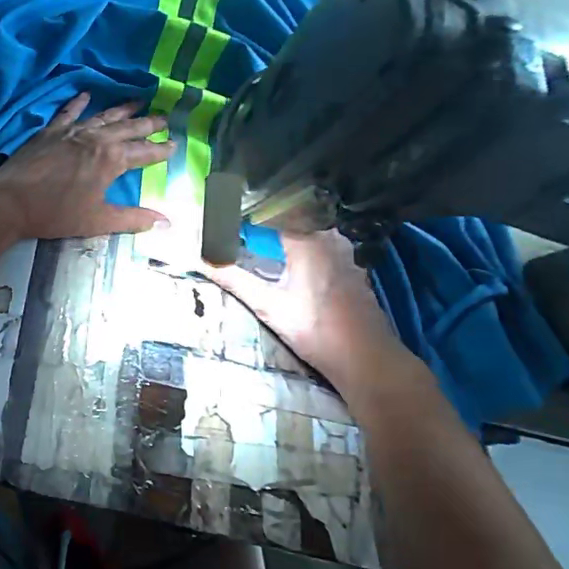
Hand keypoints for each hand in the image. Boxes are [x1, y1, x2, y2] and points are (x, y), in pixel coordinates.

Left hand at [0, 93, 171, 238]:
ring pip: (103, 116)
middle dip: (148, 122)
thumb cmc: (55, 213)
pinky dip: (78, 102)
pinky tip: (85, 95)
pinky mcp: (50, 131)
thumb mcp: (98, 221)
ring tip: (138, 100)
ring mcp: (71, 131)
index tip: (175, 144)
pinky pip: (68, 111)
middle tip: (164, 116)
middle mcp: (96, 139)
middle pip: (128, 127)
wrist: (10, 200)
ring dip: (122, 109)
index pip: (144, 152)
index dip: (161, 149)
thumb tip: (166, 223)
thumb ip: (134, 219)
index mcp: (111, 160)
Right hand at [205, 230, 412, 390]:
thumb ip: (235, 280)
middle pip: (293, 217)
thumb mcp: (268, 307)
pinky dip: (303, 246)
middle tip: (238, 225)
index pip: (273, 211)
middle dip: (265, 219)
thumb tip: (201, 261)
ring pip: (310, 230)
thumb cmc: (315, 330)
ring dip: (285, 232)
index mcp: (308, 240)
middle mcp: (330, 238)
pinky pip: (323, 245)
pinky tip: (289, 261)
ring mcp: (346, 252)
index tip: (225, 211)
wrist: (366, 358)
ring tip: (258, 239)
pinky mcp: (352, 267)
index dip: (247, 210)